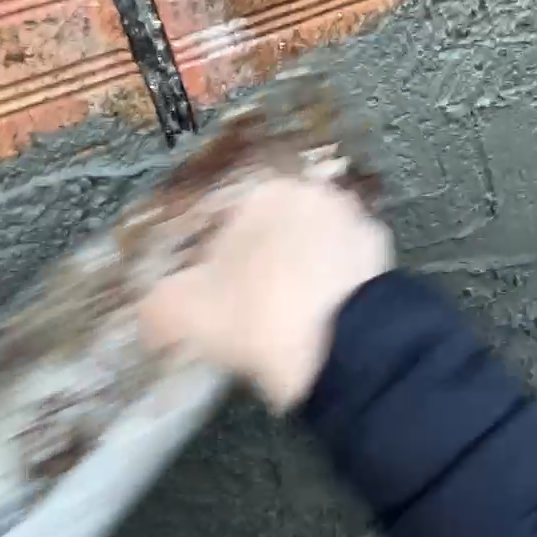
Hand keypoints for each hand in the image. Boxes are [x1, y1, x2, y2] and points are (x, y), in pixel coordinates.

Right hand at [138, 171, 393, 411]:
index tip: (213, 298)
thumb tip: (153, 314)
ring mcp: (354, 220)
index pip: (226, 222)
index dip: (213, 265)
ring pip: (312, 247)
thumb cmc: (258, 317)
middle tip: (249, 310)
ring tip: (288, 319)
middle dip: (260, 265)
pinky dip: (334, 287)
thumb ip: (160, 305)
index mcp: (265, 192)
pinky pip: (347, 268)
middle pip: (274, 231)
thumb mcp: (185, 313)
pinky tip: (324, 318)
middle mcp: (314, 193)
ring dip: (299, 273)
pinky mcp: (383, 253)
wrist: (344, 345)